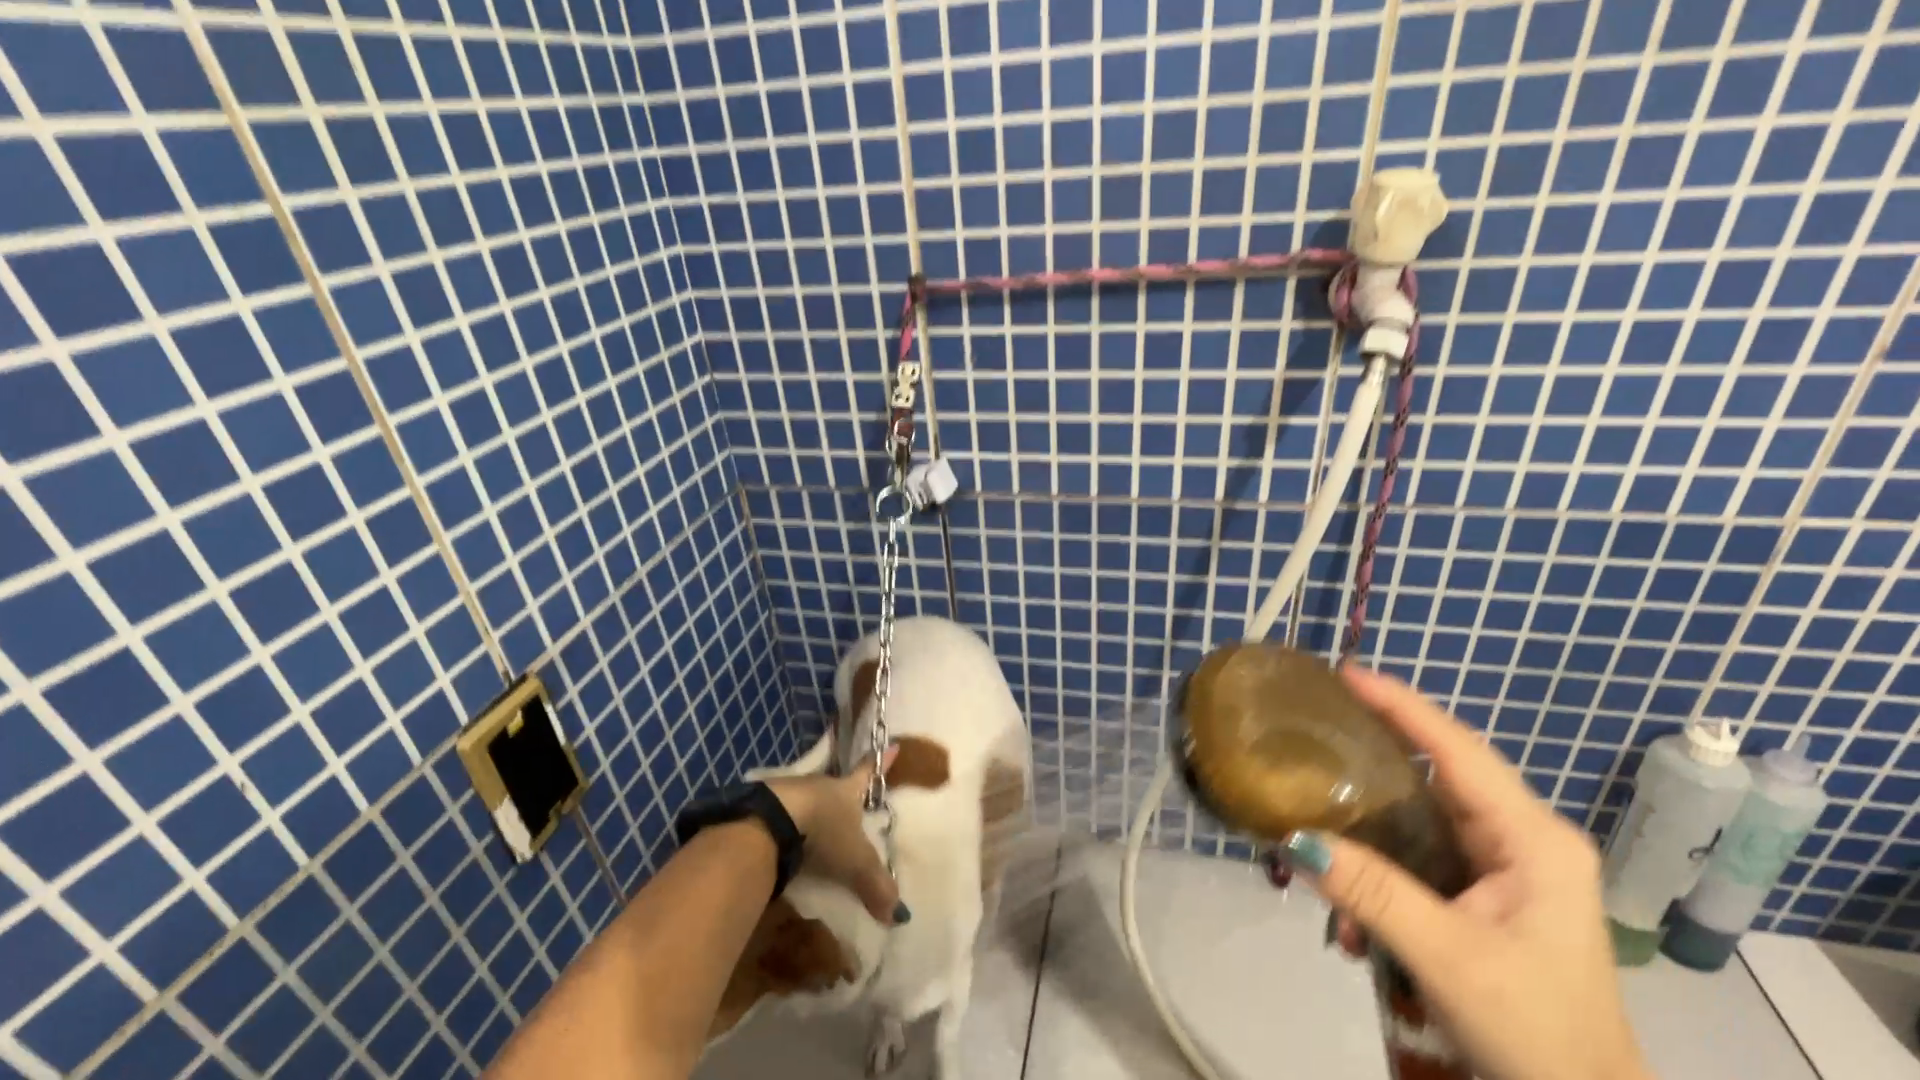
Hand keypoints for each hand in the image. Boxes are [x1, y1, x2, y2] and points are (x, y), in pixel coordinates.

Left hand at [763, 749, 906, 926]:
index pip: (868, 773)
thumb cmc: (823, 831)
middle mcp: (819, 785)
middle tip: (848, 807)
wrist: (771, 821)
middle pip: (835, 788)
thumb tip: (898, 915)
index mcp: (845, 790)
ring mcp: (790, 792)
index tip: (893, 744)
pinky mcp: (765, 806)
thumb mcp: (855, 861)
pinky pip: (783, 815)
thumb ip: (876, 884)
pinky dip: (788, 826)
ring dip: (812, 812)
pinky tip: (787, 841)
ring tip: (815, 830)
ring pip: (807, 800)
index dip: (883, 762)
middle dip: (841, 797)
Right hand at [1291, 668, 1649, 1079]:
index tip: (1346, 673)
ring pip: (1424, 821)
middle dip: (1374, 757)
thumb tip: (1295, 838)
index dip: (1402, 706)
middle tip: (1315, 730)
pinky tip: (1348, 907)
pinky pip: (1423, 859)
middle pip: (1439, 775)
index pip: (1457, 750)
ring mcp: (1508, 870)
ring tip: (1315, 830)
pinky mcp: (1489, 898)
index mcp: (1532, 839)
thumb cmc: (1533, 1027)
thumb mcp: (1448, 957)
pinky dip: (1380, 870)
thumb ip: (1373, 893)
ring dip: (1369, 831)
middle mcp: (1524, 840)